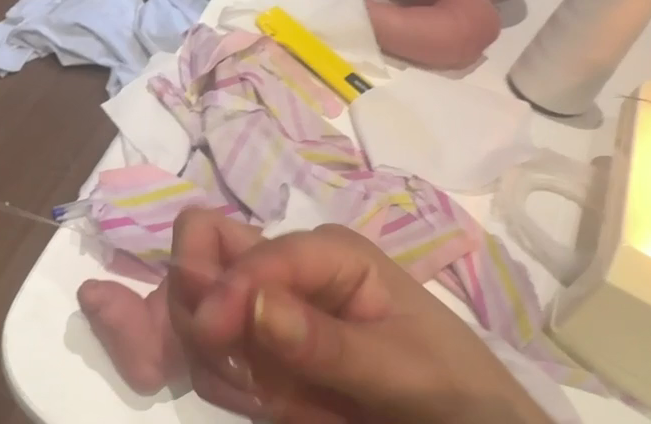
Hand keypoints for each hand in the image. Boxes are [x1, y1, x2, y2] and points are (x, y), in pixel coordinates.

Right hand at [167, 210, 548, 423]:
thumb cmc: (462, 400)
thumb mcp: (408, 375)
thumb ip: (329, 344)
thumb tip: (253, 302)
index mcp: (325, 253)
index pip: (245, 250)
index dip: (223, 289)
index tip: (210, 340)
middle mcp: (284, 270)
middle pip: (200, 250)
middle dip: (189, 299)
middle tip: (206, 356)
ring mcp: (265, 311)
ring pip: (191, 303)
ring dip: (198, 348)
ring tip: (253, 399)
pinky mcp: (257, 353)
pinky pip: (203, 351)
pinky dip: (198, 368)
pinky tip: (223, 394)